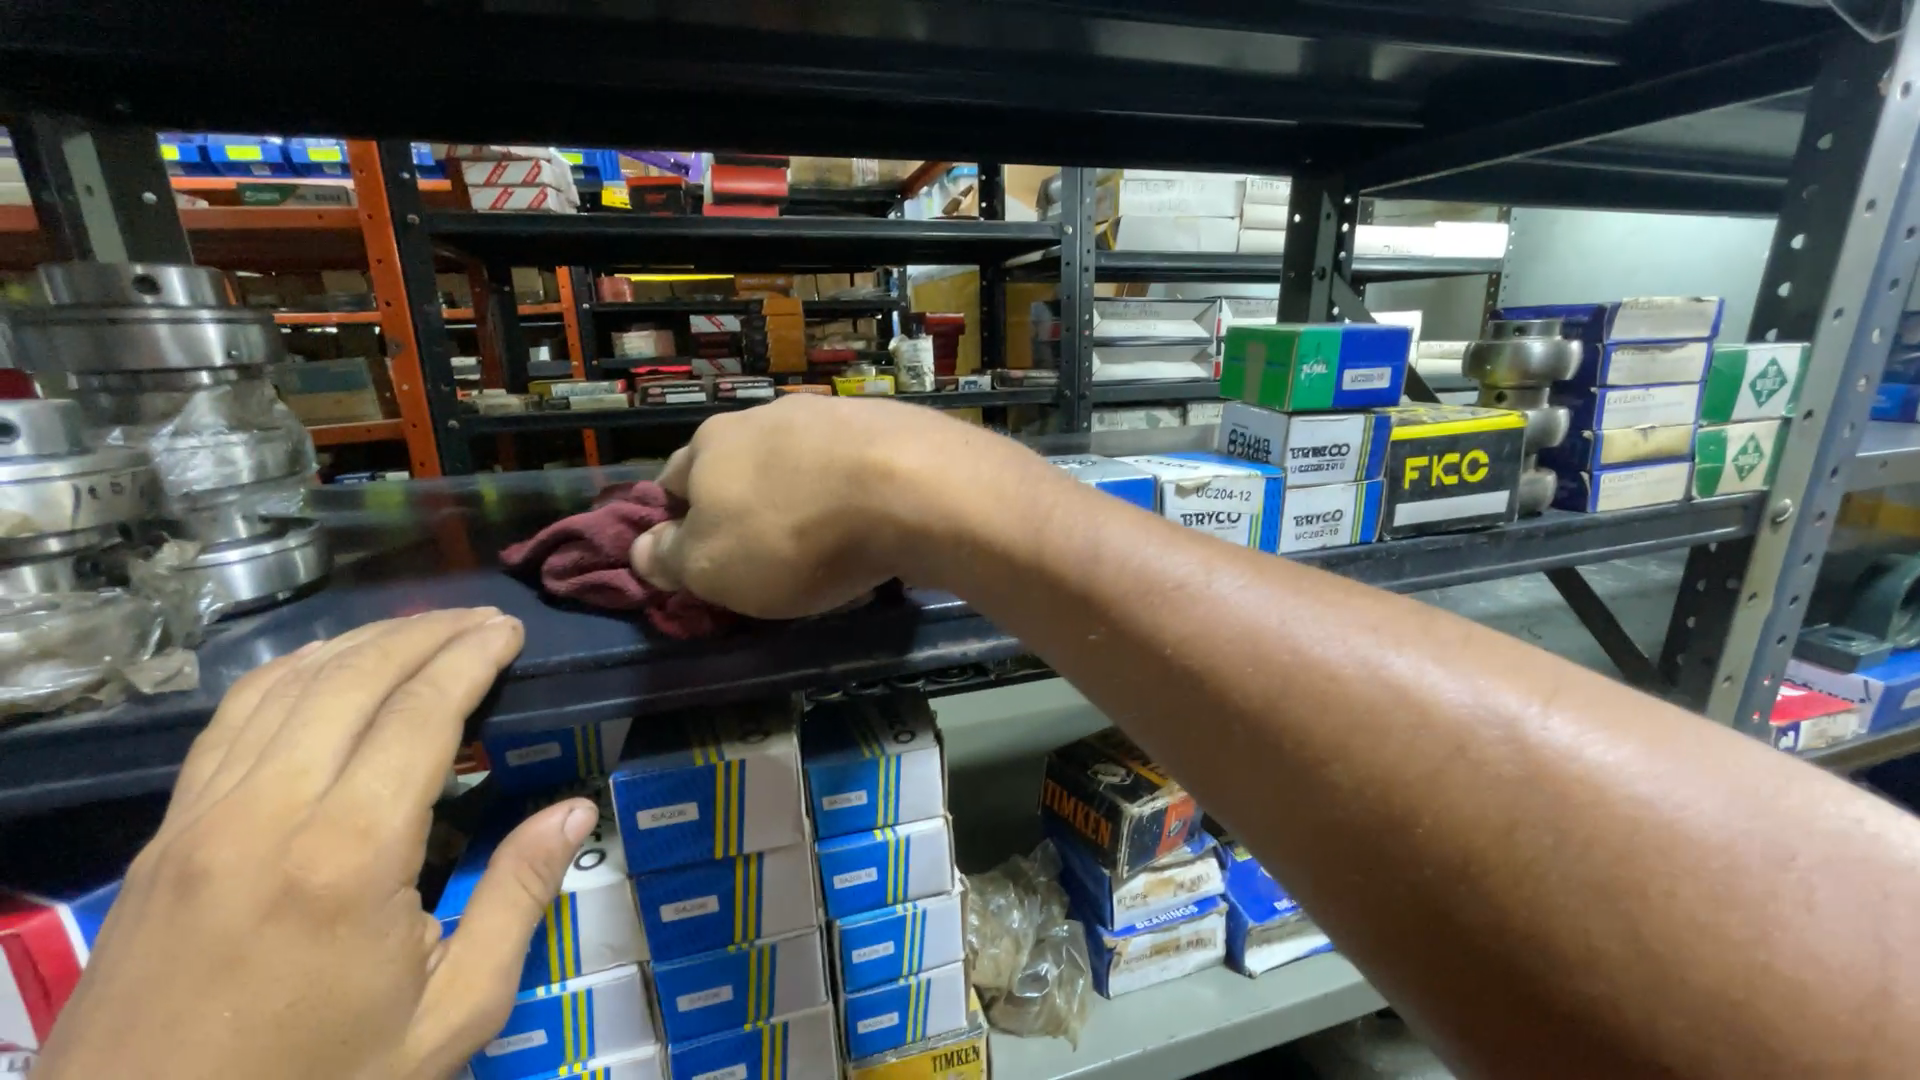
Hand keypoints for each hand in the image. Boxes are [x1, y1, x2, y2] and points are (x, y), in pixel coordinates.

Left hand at [34, 609, 595, 1079]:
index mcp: (349, 856)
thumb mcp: (452, 1011)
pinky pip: (228, 723)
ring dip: (361, 643)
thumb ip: (519, 898)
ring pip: (284, 688)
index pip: (420, 714)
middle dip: (426, 634)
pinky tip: (325, 668)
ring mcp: (199, 821)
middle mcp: (266, 814)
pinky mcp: (162, 838)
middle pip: (352, 679)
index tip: (511, 630)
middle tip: (483, 620)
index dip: (471, 658)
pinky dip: (288, 675)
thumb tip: (576, 809)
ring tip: (420, 630)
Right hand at [629, 395, 1038, 617]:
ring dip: (804, 497)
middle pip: (743, 466)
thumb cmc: (793, 536)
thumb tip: (642, 550)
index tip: (702, 557)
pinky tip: (875, 525)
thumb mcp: (712, 568)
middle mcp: (768, 415)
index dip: (680, 520)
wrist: (911, 490)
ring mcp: (832, 414)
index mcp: (713, 443)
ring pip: (802, 463)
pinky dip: (855, 494)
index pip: (675, 480)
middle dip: (748, 506)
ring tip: (827, 543)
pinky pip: (856, 468)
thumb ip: (670, 558)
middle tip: (769, 554)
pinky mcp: (888, 425)